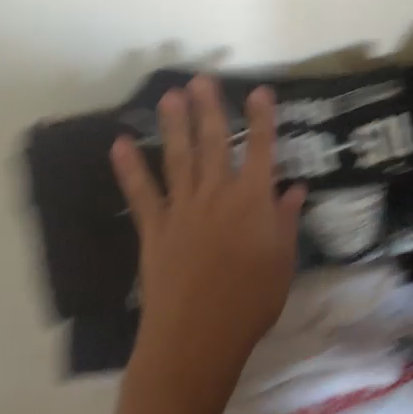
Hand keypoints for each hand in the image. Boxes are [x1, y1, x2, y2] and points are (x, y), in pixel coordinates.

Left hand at [110, 77, 306, 399]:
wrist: (198, 334)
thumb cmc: (252, 300)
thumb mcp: (283, 261)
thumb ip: (286, 221)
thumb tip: (294, 190)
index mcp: (253, 200)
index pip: (261, 149)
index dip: (262, 118)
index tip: (259, 90)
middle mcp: (217, 194)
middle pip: (213, 142)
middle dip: (209, 109)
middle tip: (202, 79)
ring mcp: (182, 209)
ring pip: (178, 158)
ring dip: (173, 125)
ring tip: (170, 96)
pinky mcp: (154, 228)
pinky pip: (140, 192)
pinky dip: (129, 168)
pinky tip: (119, 145)